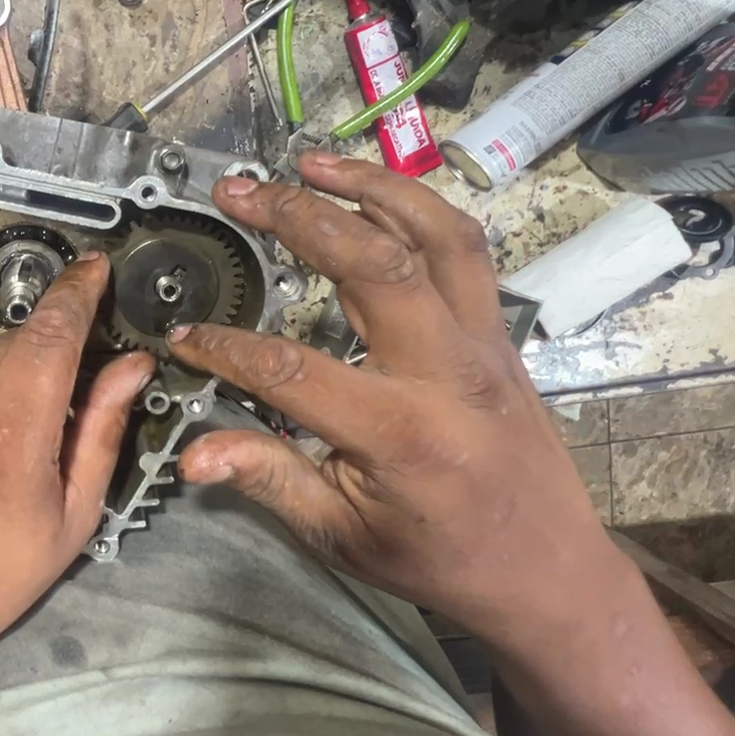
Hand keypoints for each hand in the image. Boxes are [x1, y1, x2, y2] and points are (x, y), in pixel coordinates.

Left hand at [0, 253, 155, 673]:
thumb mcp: (70, 519)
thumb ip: (101, 431)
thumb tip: (131, 365)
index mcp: (5, 443)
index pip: (48, 340)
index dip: (76, 297)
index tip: (94, 269)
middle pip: (14, 344)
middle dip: (44, 359)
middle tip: (52, 410)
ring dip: (1, 376)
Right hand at [169, 152, 614, 642]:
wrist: (550, 572)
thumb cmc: (438, 560)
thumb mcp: (341, 535)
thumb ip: (268, 479)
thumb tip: (192, 456)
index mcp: (401, 433)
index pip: (290, 370)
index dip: (225, 350)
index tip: (183, 337)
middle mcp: (448, 372)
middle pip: (373, 265)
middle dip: (298, 218)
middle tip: (238, 192)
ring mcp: (484, 343)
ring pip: (435, 236)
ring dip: (368, 188)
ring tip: (307, 163)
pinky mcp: (498, 333)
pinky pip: (464, 250)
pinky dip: (416, 208)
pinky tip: (371, 193)